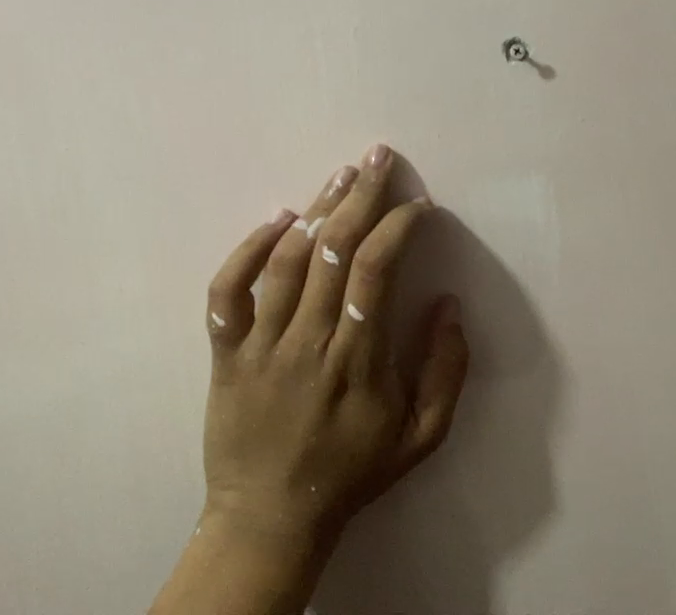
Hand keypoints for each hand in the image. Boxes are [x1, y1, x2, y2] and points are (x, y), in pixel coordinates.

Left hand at [200, 144, 468, 550]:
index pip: (375, 271)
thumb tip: (448, 305)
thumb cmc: (354, 472)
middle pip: (332, 251)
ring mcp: (261, 346)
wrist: (270, 518)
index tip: (420, 206)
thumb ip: (446, 371)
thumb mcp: (423, 435)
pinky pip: (228, 293)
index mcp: (357, 360)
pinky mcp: (227, 354)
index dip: (398, 227)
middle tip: (380, 157)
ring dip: (316, 209)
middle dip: (362, 197)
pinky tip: (275, 218)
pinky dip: (248, 251)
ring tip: (341, 174)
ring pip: (285, 261)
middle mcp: (307, 342)